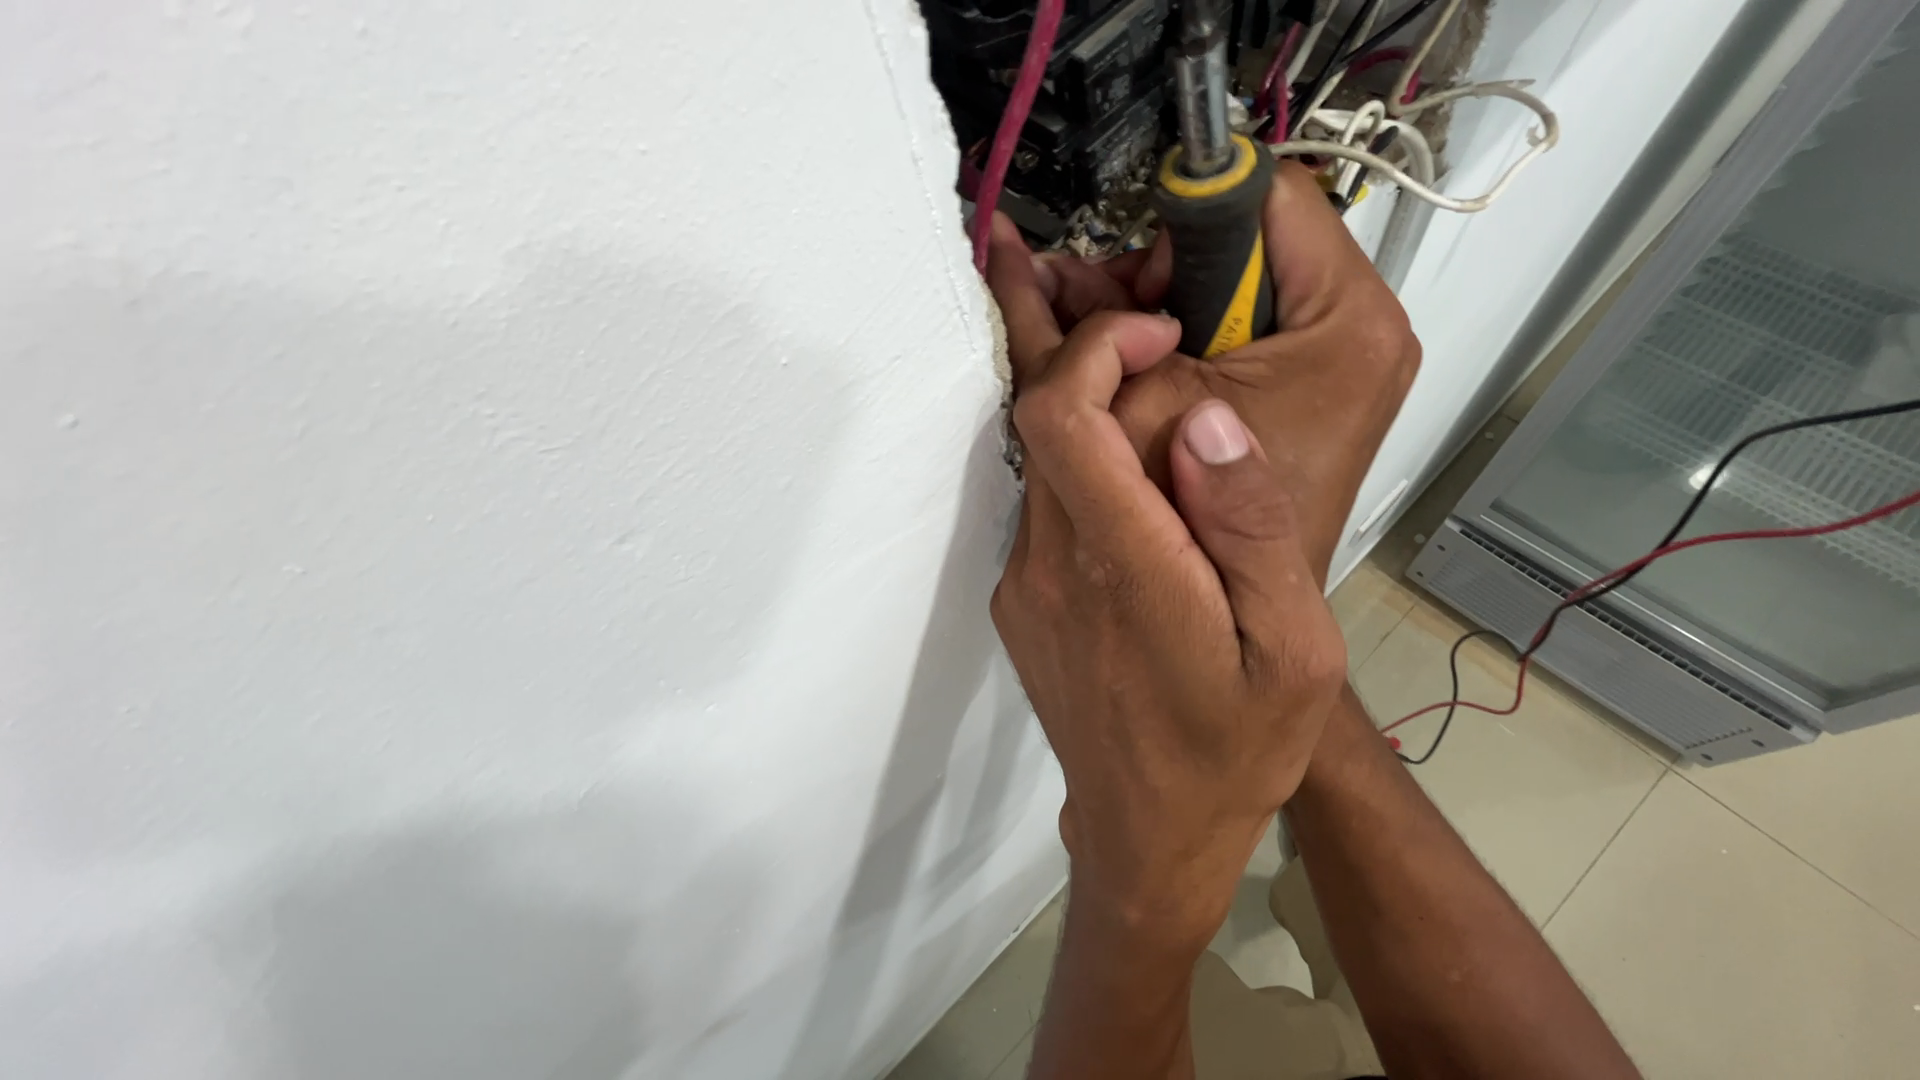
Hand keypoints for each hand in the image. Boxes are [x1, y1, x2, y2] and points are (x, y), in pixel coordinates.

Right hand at [988, 163, 1419, 581]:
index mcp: (1347, 320)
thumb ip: (1098, 330)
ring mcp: (1322, 359)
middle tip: (1097, 308)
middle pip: (1241, 240)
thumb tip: (1045, 270)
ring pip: (1220, 289)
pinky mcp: (1291, 387)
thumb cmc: (1213, 529)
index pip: (1273, 195)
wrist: (1246, 623)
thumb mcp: (1146, 406)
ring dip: (1146, 306)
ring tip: (1080, 327)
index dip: (1188, 215)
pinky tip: (1108, 350)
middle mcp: (1349, 329)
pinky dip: (1164, 339)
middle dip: (1154, 271)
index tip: (1135, 273)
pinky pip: (1223, 334)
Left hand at [990, 310, 1348, 946]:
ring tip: (1137, 373)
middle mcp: (1051, 564)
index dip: (1094, 348)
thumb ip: (1252, 527)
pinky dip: (1077, 463)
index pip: (1060, 417)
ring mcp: (1024, 583)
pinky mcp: (1019, 601)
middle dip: (1071, 344)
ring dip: (1079, 403)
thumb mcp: (1292, 648)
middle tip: (1121, 305)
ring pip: (1035, 459)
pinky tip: (1130, 472)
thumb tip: (1210, 421)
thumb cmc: (1234, 747)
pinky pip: (1040, 505)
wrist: (1150, 829)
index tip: (1160, 335)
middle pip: (1033, 420)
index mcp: (1122, 564)